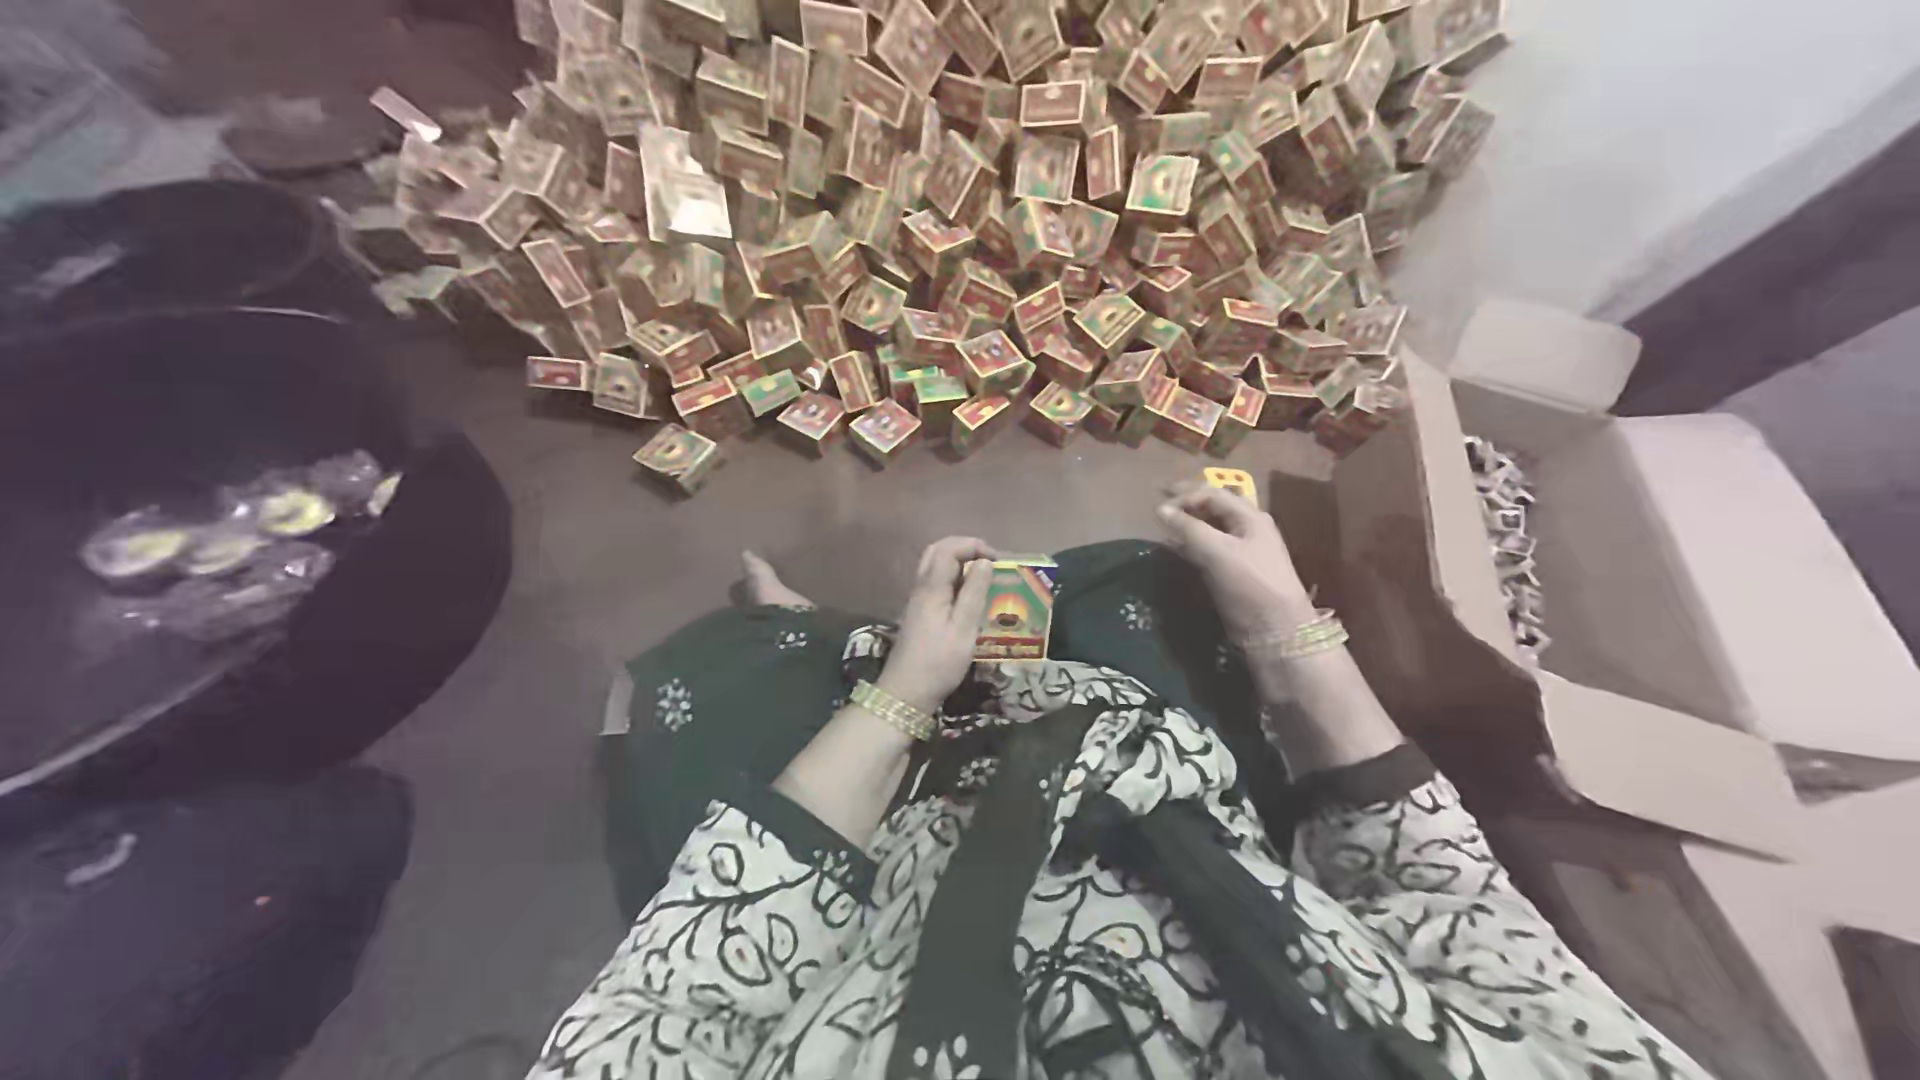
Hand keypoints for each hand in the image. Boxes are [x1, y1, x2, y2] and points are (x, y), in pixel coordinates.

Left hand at [876, 537, 997, 713]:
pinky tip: (970, 597)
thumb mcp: (964, 628)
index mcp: (931, 587)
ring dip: (959, 563)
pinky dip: (954, 580)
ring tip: (983, 577)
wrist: (906, 693)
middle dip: (965, 549)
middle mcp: (921, 587)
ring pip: (935, 567)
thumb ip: (974, 592)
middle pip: (938, 551)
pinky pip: (936, 583)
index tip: (998, 560)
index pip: (949, 548)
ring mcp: (918, 600)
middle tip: (990, 562)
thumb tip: (984, 561)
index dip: (974, 546)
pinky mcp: (920, 614)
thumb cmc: (939, 662)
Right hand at [1157, 486, 1315, 644]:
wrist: (1275, 628)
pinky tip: (1173, 547)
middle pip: (1212, 507)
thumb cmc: (1250, 583)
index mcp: (1250, 517)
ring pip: (1209, 527)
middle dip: (1185, 504)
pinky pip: (1207, 547)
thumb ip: (1188, 528)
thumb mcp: (1218, 551)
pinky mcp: (1232, 569)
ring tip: (1163, 526)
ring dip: (1186, 524)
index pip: (1213, 494)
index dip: (1185, 494)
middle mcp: (1246, 528)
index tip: (1158, 503)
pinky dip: (1189, 544)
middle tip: (1158, 507)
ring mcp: (1240, 549)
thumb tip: (1160, 509)